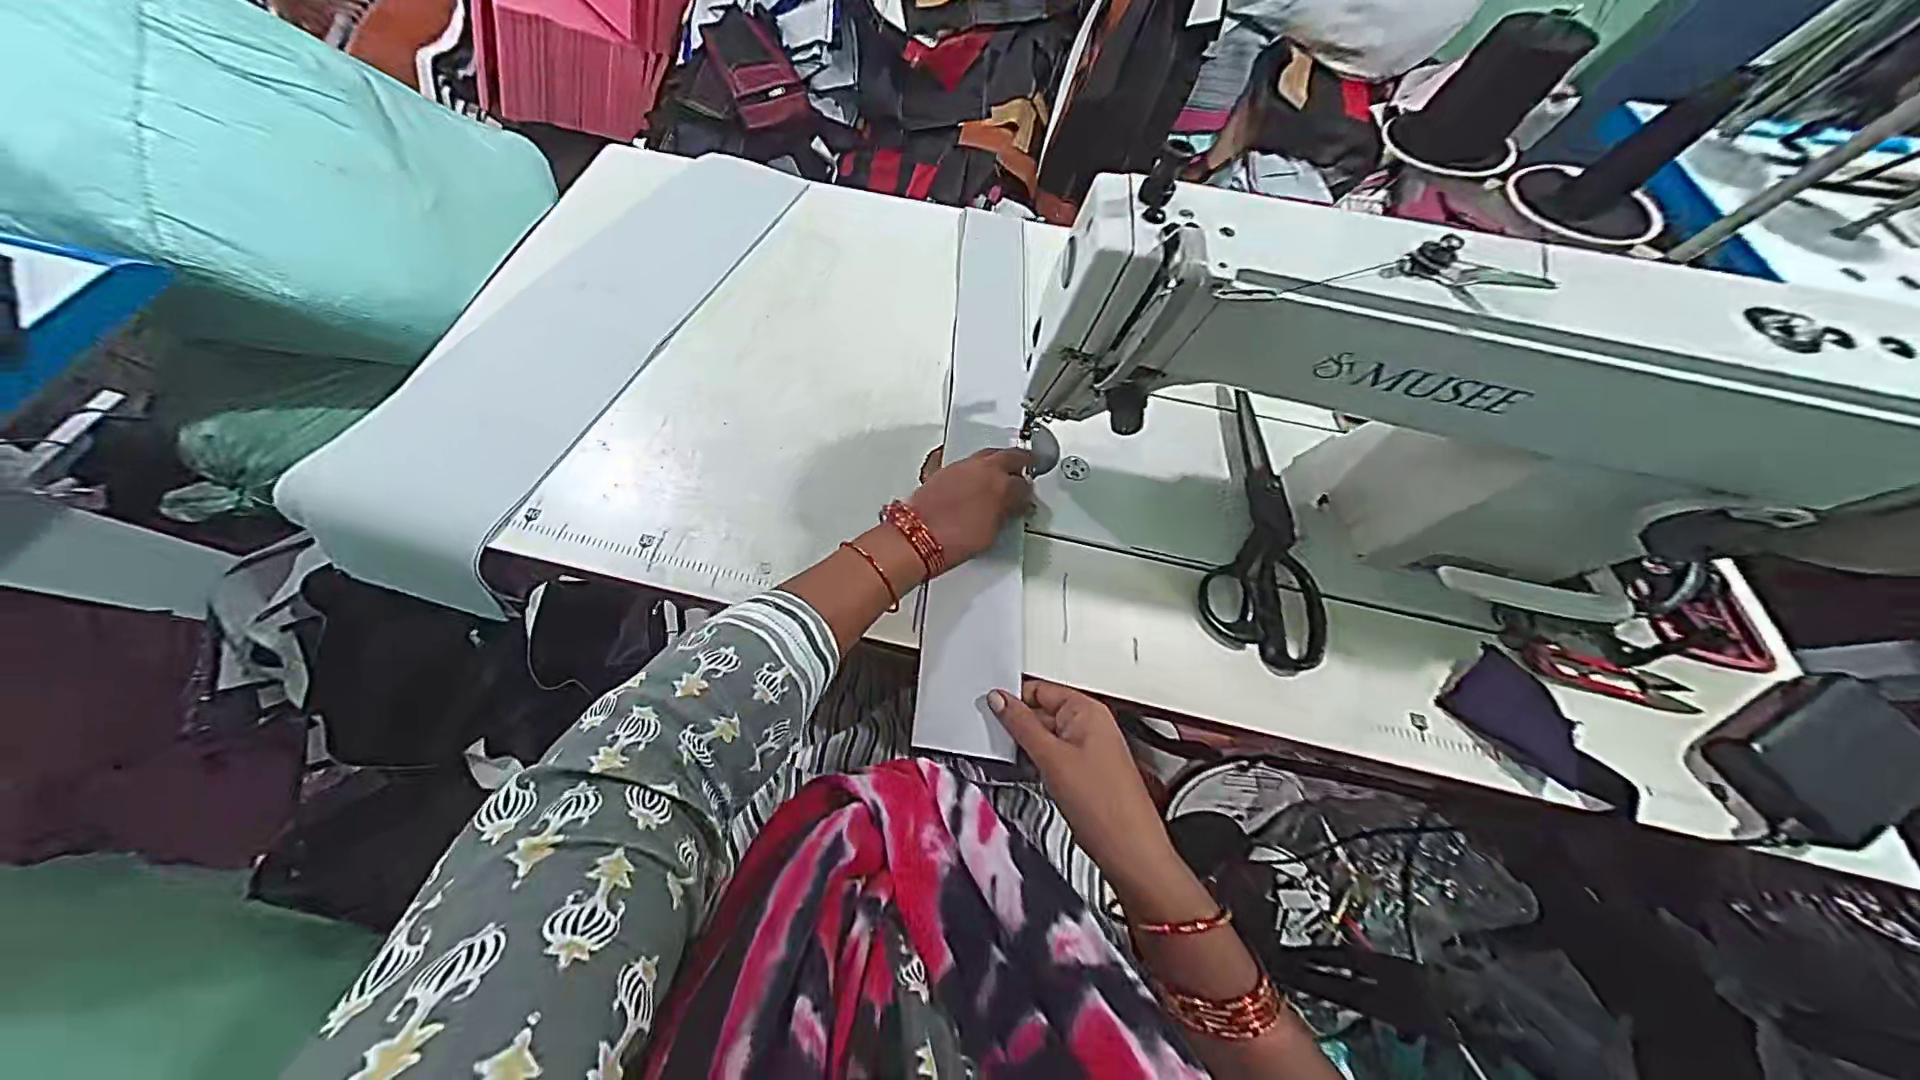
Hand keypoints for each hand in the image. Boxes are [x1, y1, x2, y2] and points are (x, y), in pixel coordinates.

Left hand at [908, 446, 1031, 567]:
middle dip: (1021, 462)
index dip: (1027, 494)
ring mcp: (963, 466)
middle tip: (1026, 467)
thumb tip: (1008, 511)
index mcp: (1002, 485)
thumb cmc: (952, 537)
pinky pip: (968, 461)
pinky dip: (977, 467)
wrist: (920, 536)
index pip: (1024, 485)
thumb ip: (1005, 515)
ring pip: (988, 455)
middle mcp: (984, 469)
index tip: (1026, 501)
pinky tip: (977, 477)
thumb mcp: (991, 532)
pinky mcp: (945, 469)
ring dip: (998, 460)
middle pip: (1010, 456)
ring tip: (1001, 472)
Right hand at [988, 681, 1196, 912]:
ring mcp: (1091, 748)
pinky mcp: (1087, 770)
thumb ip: (1021, 725)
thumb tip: (1001, 699)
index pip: (1040, 688)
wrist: (1130, 850)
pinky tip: (1034, 774)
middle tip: (999, 737)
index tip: (991, 709)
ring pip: (1048, 735)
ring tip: (1017, 760)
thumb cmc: (1105, 806)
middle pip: (1043, 710)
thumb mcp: (1051, 758)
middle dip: (1019, 724)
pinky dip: (1040, 761)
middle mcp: (1092, 724)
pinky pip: (1056, 754)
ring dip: (1029, 745)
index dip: (1014, 698)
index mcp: (1087, 710)